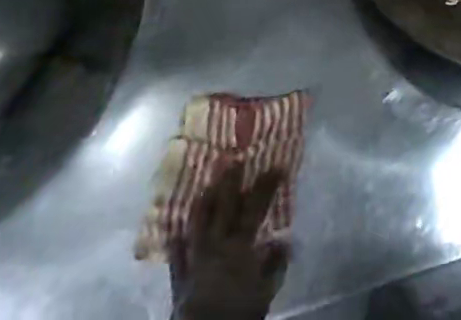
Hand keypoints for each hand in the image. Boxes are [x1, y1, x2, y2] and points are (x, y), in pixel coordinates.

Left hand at [170, 165, 289, 319]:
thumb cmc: (239, 313)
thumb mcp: (266, 292)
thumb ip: (275, 265)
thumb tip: (284, 242)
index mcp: (240, 245)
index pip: (255, 207)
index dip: (266, 185)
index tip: (276, 166)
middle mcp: (216, 243)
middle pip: (223, 205)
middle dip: (229, 180)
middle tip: (233, 157)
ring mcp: (194, 256)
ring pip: (197, 221)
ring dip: (203, 200)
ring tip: (206, 183)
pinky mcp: (178, 274)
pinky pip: (177, 251)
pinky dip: (178, 239)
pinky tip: (176, 230)